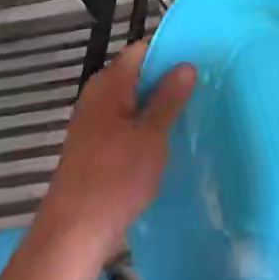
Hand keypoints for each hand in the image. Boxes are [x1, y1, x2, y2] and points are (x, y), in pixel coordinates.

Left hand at [37, 41, 196, 259]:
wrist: (76, 228)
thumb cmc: (117, 176)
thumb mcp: (152, 135)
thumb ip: (168, 98)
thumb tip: (185, 64)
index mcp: (108, 83)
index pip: (139, 51)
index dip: (167, 53)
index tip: (198, 63)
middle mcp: (96, 95)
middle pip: (134, 76)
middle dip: (164, 82)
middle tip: (202, 92)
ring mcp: (92, 121)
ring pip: (130, 102)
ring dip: (155, 107)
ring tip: (190, 116)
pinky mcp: (93, 146)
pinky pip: (123, 124)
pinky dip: (143, 128)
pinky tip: (165, 143)